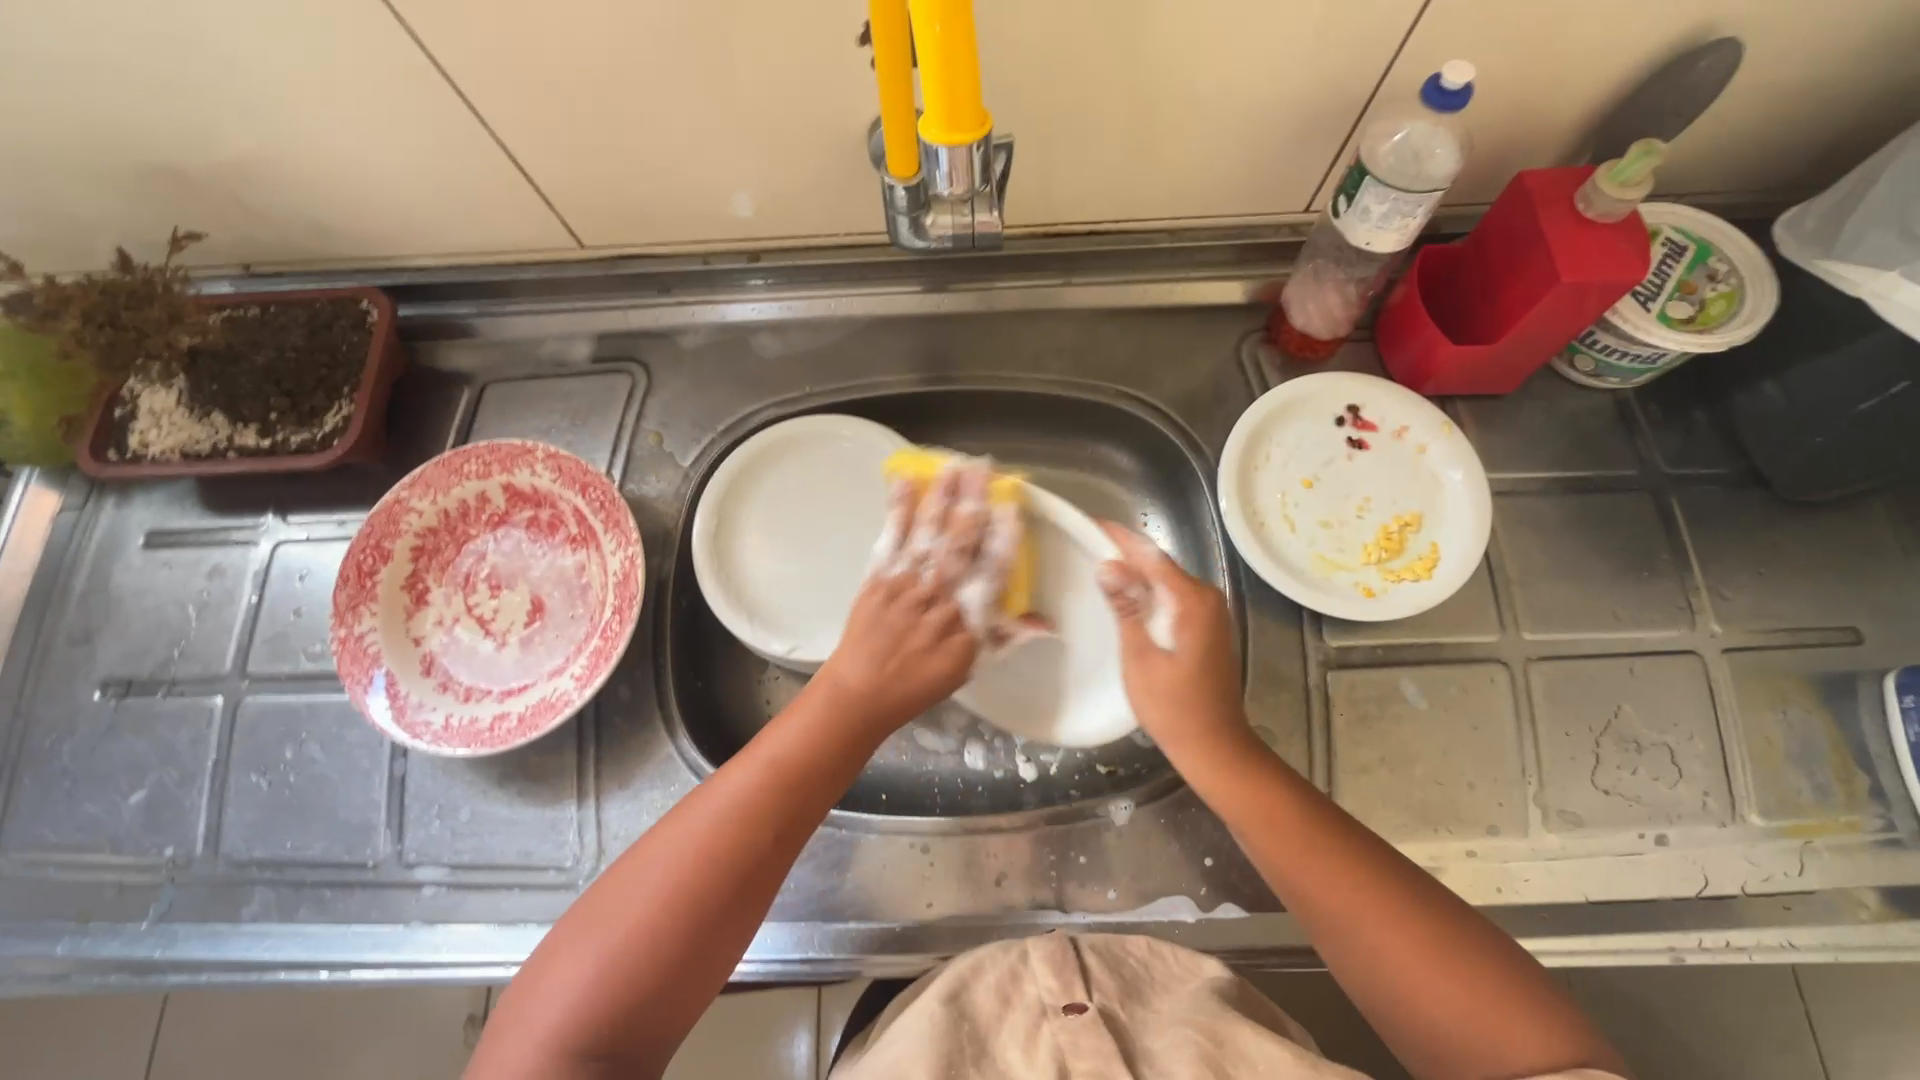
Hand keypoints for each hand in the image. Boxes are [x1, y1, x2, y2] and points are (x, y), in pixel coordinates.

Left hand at [811, 460, 1019, 740]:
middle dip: (973, 500)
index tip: (1012, 504)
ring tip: (952, 464)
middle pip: (961, 540)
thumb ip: (1006, 636)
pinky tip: (905, 482)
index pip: (993, 568)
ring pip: (928, 531)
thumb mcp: (971, 665)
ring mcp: (906, 581)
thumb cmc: (921, 681)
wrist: (863, 691)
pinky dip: (898, 508)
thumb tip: (1047, 624)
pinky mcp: (878, 575)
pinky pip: (891, 536)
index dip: (1004, 535)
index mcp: (967, 616)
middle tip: (984, 465)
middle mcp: (939, 593)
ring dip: (941, 495)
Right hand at [1096, 522, 1249, 757]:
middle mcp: (1207, 597)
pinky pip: (1173, 597)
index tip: (1089, 523)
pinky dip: (1149, 593)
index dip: (1119, 538)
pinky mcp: (1207, 627)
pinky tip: (1124, 596)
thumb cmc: (1172, 706)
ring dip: (1135, 573)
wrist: (1213, 744)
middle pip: (1160, 564)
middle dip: (1124, 553)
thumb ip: (1126, 607)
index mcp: (1192, 600)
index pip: (1151, 555)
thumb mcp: (1140, 656)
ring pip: (1166, 581)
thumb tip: (1107, 566)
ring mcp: (1210, 612)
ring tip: (1096, 565)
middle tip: (1084, 543)